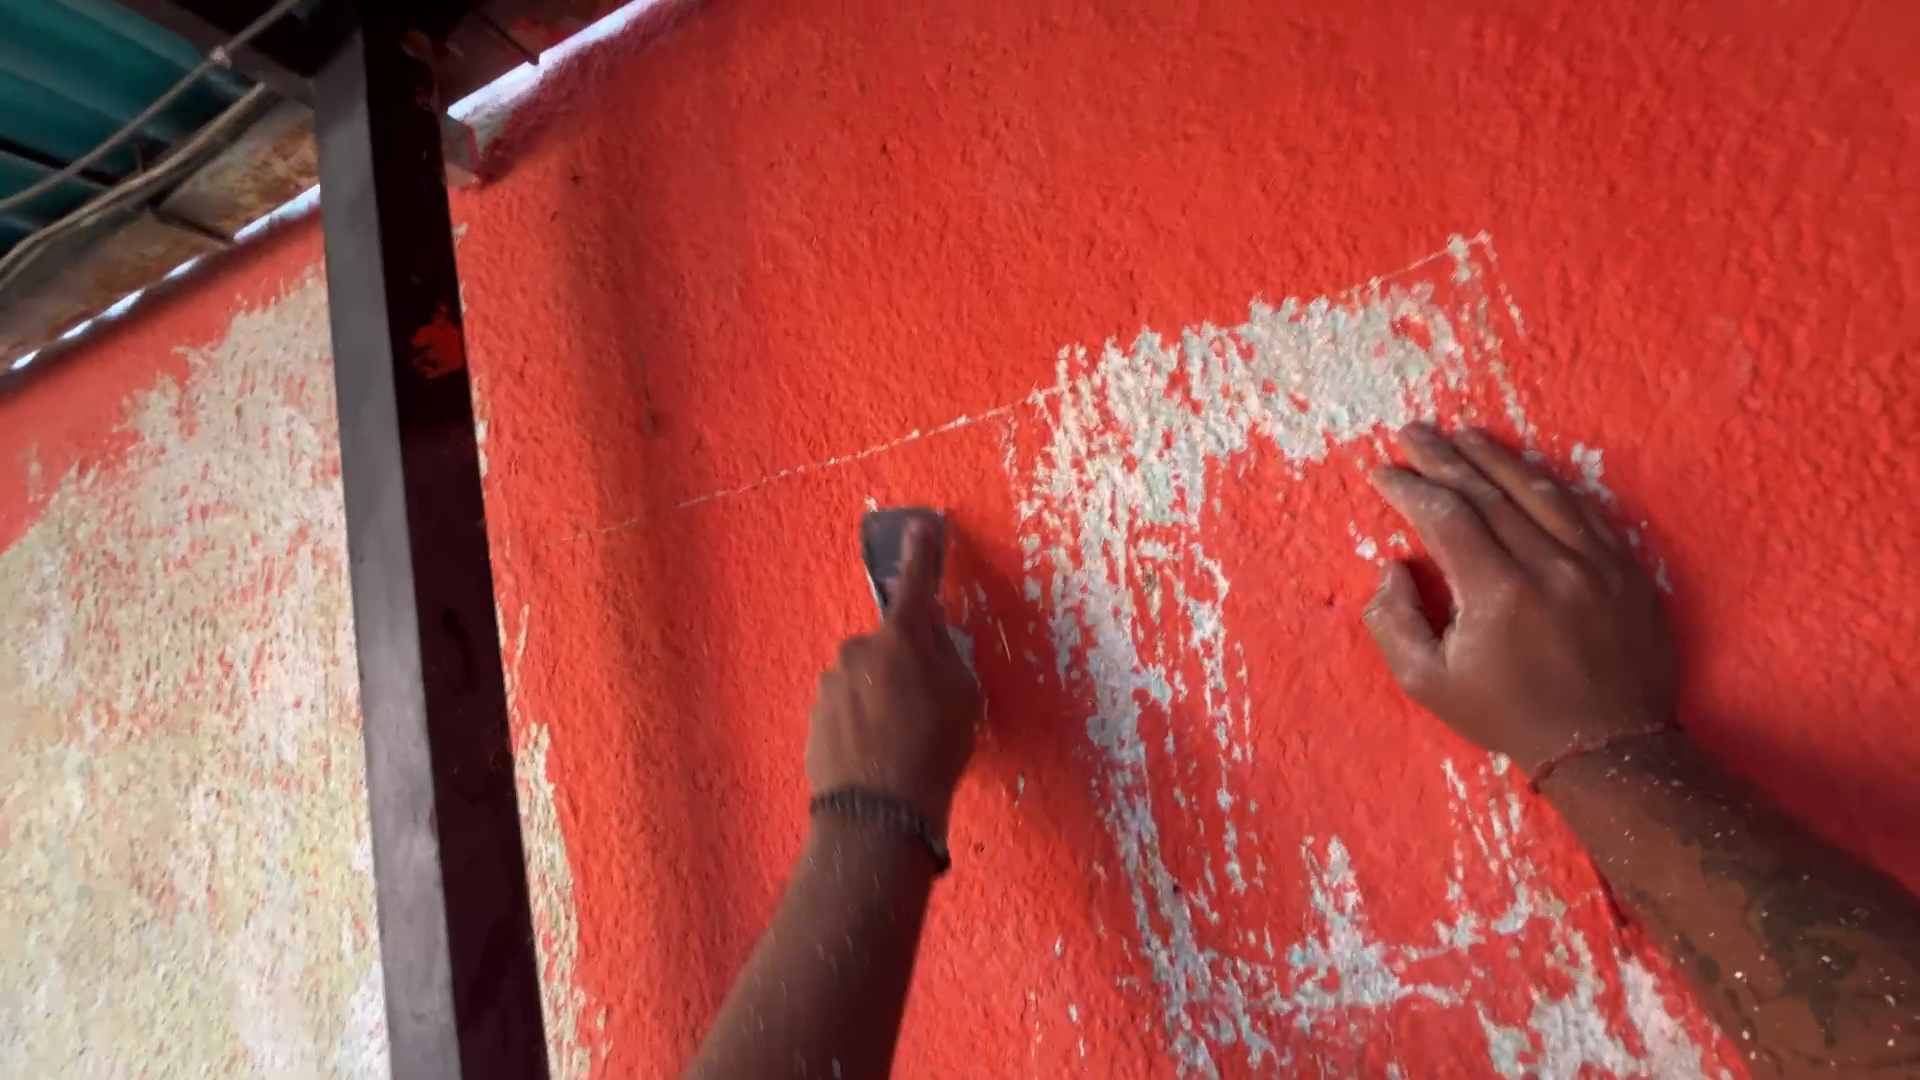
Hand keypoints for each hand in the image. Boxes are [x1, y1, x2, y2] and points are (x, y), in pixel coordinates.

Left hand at [806, 521, 980, 836]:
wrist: (878, 811)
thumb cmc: (934, 747)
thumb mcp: (962, 695)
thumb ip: (945, 652)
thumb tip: (928, 632)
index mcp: (900, 639)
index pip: (915, 585)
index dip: (921, 554)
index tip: (920, 526)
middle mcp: (859, 649)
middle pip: (888, 644)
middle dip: (903, 661)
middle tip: (923, 705)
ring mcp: (832, 682)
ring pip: (864, 676)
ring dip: (879, 693)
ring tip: (896, 739)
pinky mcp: (815, 714)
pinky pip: (846, 704)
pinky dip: (860, 718)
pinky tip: (873, 752)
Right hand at [1362, 424, 1679, 776]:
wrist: (1608, 746)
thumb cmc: (1504, 713)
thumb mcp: (1424, 682)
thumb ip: (1393, 621)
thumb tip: (1393, 568)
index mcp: (1497, 593)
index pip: (1445, 516)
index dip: (1408, 487)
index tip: (1382, 471)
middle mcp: (1549, 566)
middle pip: (1488, 492)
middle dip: (1442, 457)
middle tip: (1411, 432)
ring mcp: (1597, 563)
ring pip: (1539, 490)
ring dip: (1495, 457)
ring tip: (1463, 434)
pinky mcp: (1627, 568)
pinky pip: (1584, 508)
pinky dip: (1546, 481)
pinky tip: (1524, 467)